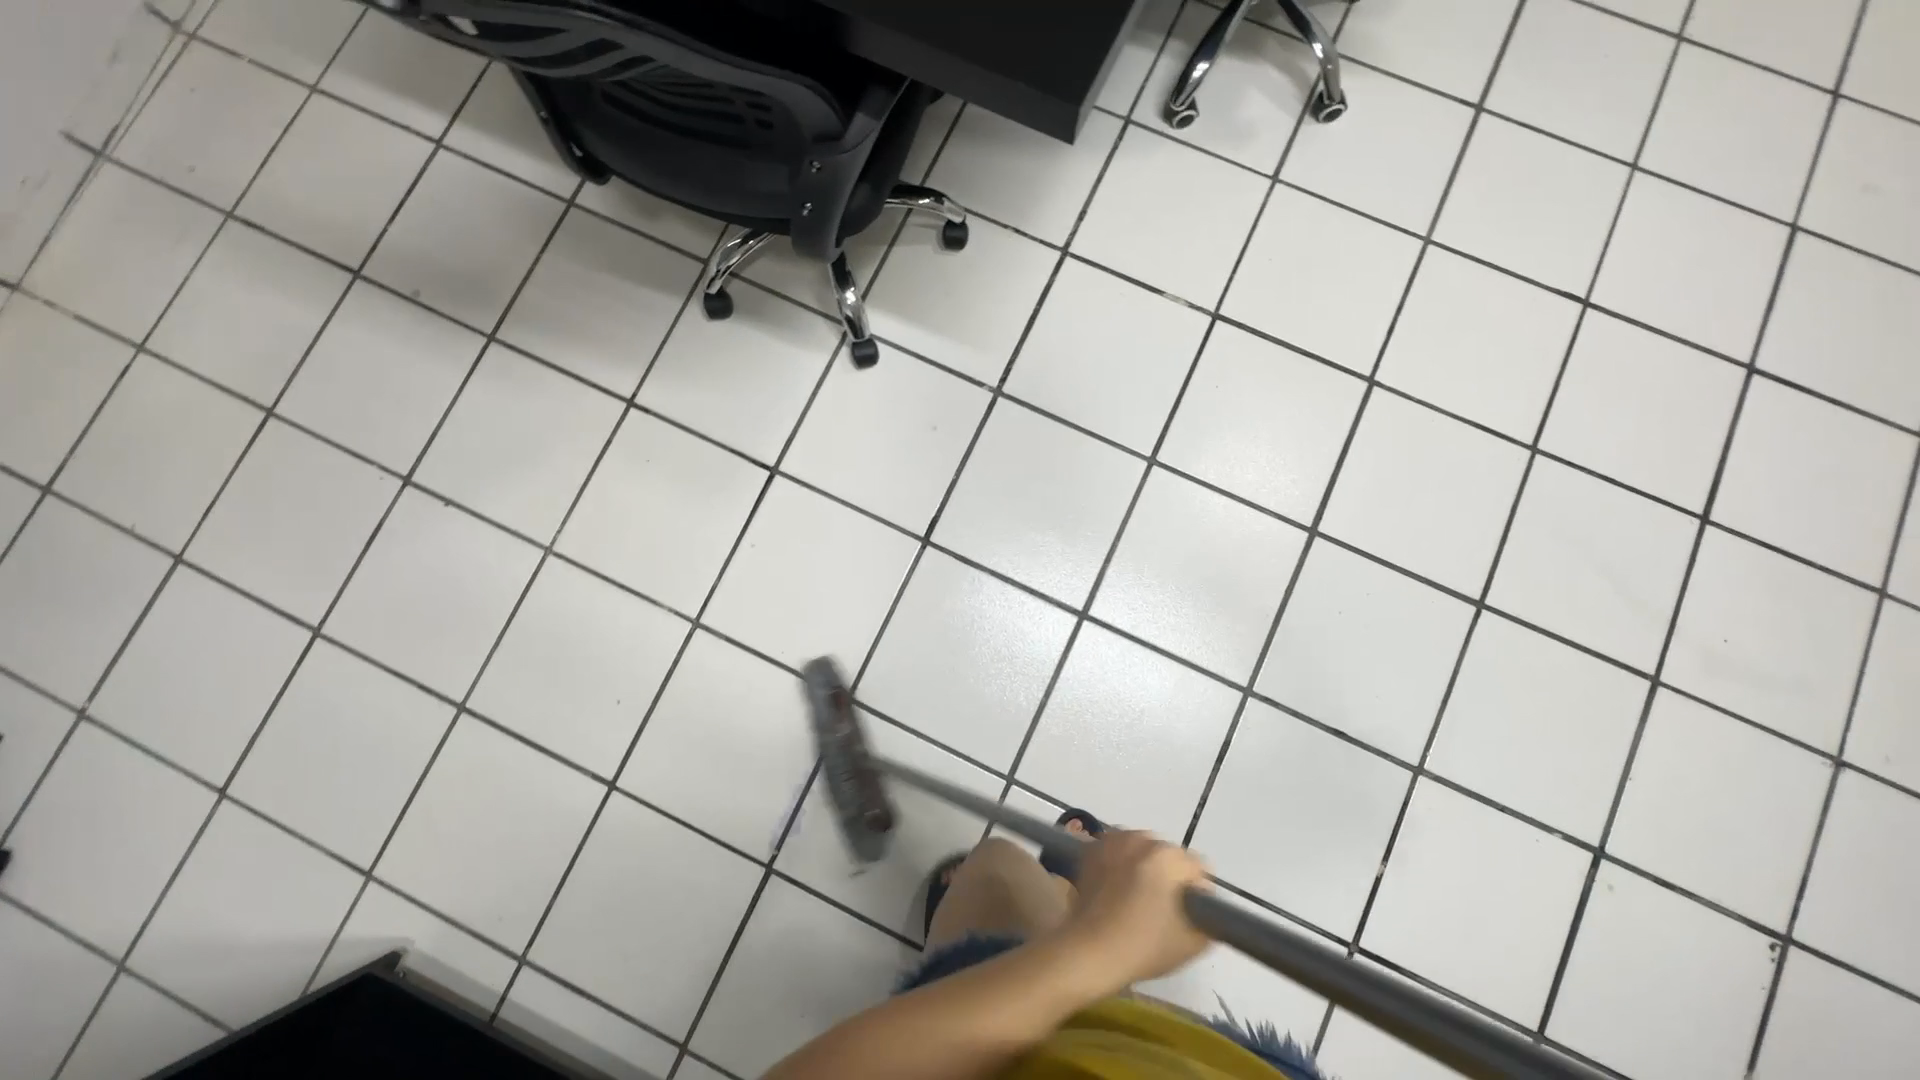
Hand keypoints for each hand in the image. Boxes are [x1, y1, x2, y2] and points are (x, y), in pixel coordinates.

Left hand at [1059, 830, 1212, 988]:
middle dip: (1170, 876)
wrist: (1091, 950)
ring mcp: (1113, 841)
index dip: (1197, 892)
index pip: (1198, 868)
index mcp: (1168, 856)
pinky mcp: (1092, 850)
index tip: (1187, 914)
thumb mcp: (1193, 941)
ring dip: (1144, 866)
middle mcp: (1142, 839)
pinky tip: (1116, 887)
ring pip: (1142, 849)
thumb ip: (1210, 917)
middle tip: (1160, 908)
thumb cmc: (1145, 946)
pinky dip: (1120, 863)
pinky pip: (1117, 851)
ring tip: (1135, 897)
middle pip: (1169, 855)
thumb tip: (1203, 904)